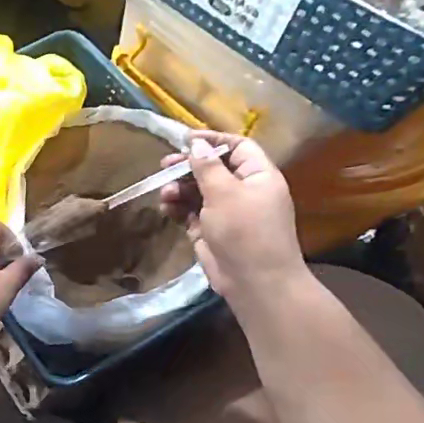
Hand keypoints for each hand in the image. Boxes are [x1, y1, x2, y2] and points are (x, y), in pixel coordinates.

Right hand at [159, 132, 306, 302]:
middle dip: (189, 167)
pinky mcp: (211, 232)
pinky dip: (179, 208)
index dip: (212, 140)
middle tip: (165, 166)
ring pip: (199, 192)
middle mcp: (244, 191)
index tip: (186, 139)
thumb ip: (207, 167)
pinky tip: (166, 207)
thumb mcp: (224, 193)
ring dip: (180, 189)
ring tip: (165, 193)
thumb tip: (196, 144)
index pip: (237, 147)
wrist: (255, 282)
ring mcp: (227, 213)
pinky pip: (192, 213)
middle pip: (214, 169)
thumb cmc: (244, 231)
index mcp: (258, 175)